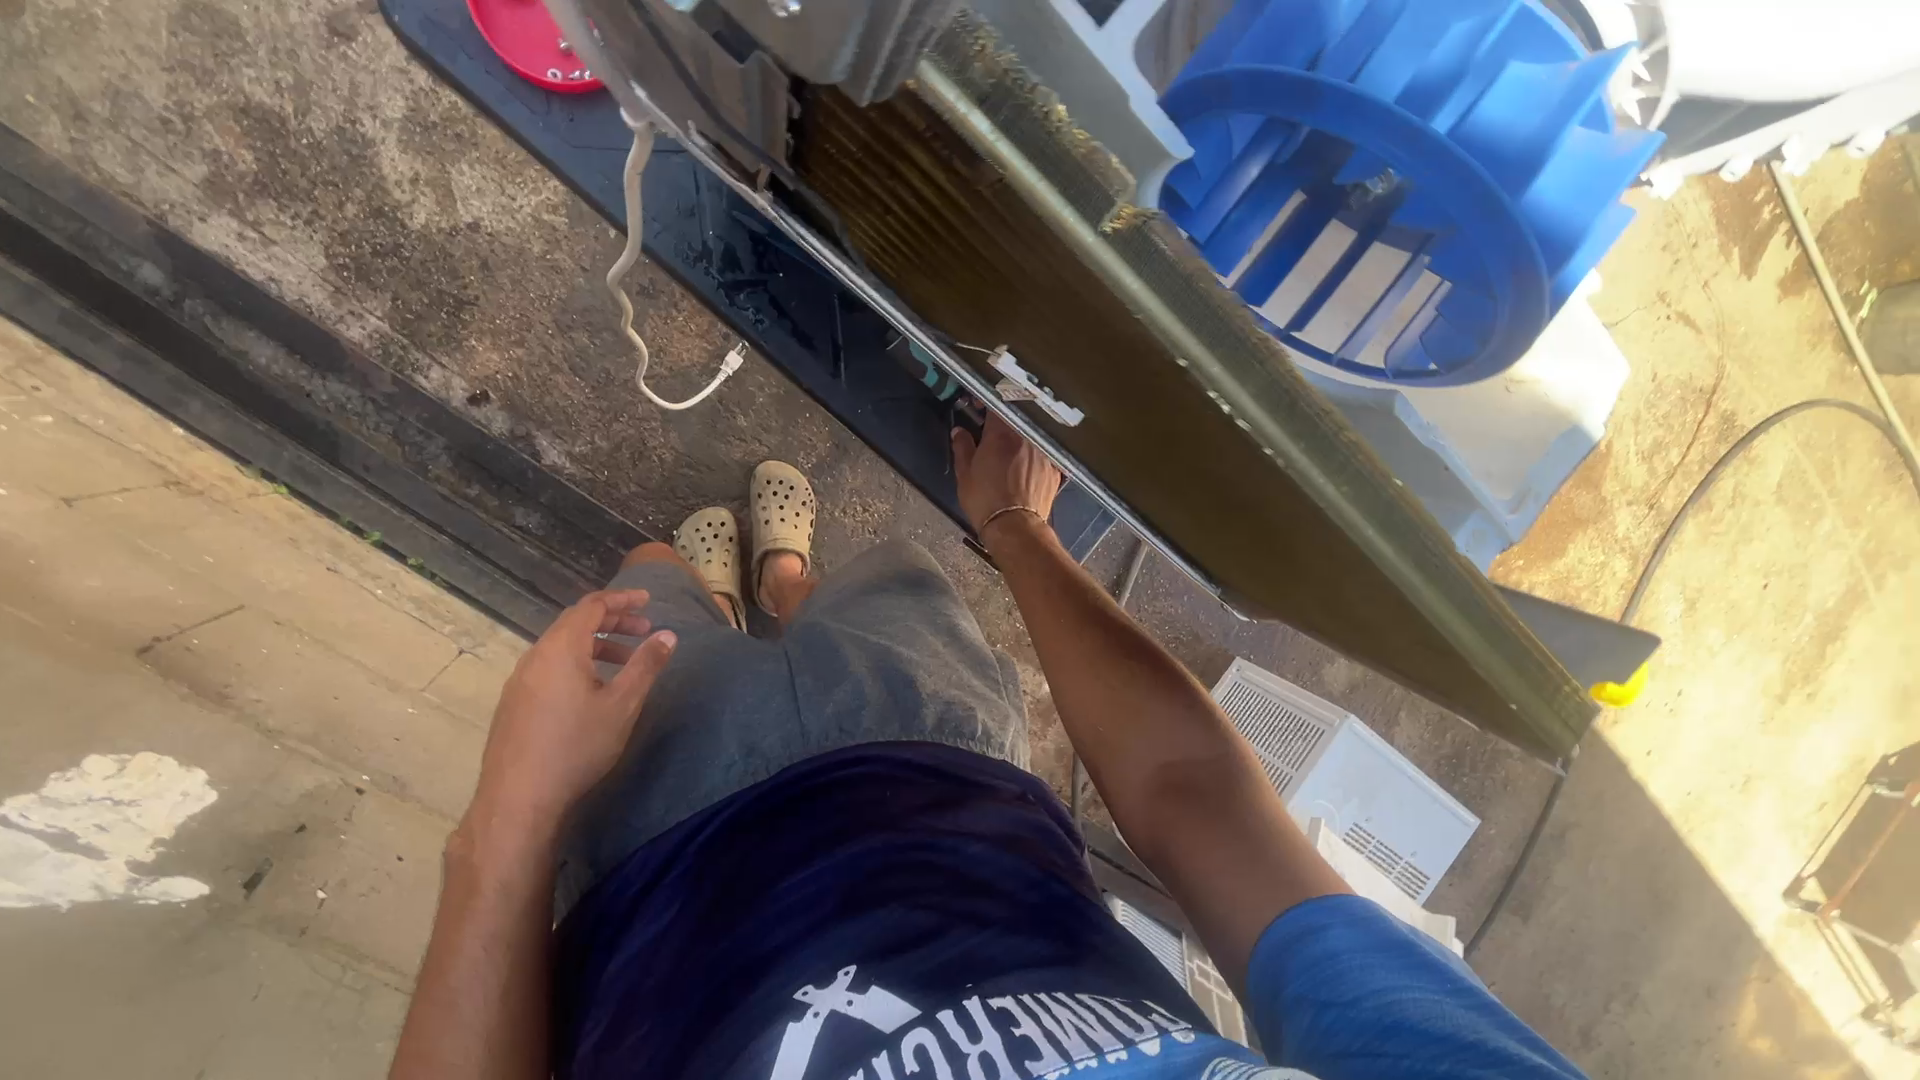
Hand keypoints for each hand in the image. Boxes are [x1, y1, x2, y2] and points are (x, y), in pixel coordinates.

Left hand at [467, 589, 676, 841]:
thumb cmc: (577, 746)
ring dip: (596, 645)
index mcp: (561, 648)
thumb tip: (668, 635)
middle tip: (644, 630)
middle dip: (612, 621)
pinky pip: (549, 667)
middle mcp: (535, 656)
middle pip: (574, 622)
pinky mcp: (514, 704)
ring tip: (625, 663)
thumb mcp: (623, 704)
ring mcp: (520, 681)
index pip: (592, 606)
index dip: (621, 599)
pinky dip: (577, 663)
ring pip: (561, 647)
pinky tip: (593, 691)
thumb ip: (646, 665)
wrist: (518, 798)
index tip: (648, 600)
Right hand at [951, 414, 1063, 542]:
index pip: (994, 404)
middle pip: (1016, 418)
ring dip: (1021, 437)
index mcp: (1001, 433)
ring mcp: (1043, 452)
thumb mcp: (965, 474)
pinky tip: (1029, 465)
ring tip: (1011, 449)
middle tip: (992, 429)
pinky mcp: (1055, 469)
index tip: (977, 408)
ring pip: (1032, 435)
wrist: (1015, 527)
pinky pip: (1044, 454)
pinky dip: (1036, 455)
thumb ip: (963, 447)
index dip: (985, 402)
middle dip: (1003, 420)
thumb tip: (959, 431)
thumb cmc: (985, 500)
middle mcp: (1026, 436)